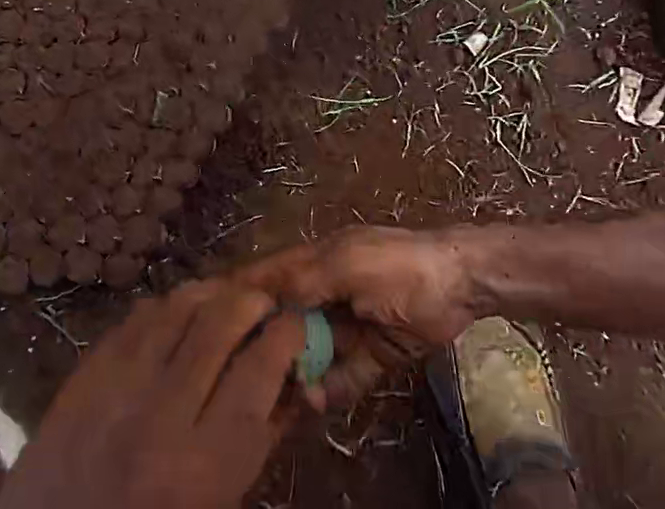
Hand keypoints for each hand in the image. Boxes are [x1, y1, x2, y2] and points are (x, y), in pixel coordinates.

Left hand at [0, 281, 304, 508]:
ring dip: (213, 293)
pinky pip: (140, 315)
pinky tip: (182, 313)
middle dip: (253, 301)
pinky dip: (170, 305)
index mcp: (202, 465)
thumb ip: (261, 437)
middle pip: (220, 325)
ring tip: (228, 298)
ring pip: (178, 307)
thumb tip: (302, 380)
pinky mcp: (88, 370)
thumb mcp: (221, 501)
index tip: (296, 325)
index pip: (258, 372)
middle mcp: (161, 414)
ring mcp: (118, 385)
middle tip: (265, 304)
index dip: (286, 336)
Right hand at [234, 227, 487, 405]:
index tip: (205, 319)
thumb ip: (305, 280)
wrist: (460, 282)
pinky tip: (314, 402)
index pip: (267, 278)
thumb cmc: (396, 263)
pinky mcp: (373, 353)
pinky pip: (343, 376)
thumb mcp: (345, 264)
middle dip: (264, 345)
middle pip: (285, 321)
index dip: (238, 295)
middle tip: (238, 374)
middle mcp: (325, 293)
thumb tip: (265, 300)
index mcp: (314, 262)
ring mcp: (349, 325)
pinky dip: (329, 390)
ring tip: (279, 396)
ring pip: (311, 353)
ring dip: (295, 372)